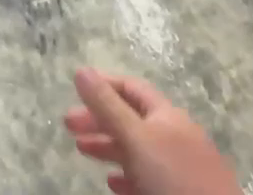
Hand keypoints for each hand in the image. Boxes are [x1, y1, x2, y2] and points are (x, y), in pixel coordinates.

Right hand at [64, 69, 241, 194]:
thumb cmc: (174, 180)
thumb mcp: (135, 139)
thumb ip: (107, 106)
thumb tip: (81, 69)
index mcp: (168, 116)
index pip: (131, 87)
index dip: (102, 85)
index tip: (74, 92)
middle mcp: (177, 136)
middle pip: (131, 118)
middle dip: (98, 119)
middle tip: (69, 126)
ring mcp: (183, 166)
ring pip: (138, 148)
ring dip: (108, 146)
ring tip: (83, 151)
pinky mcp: (184, 192)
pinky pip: (149, 175)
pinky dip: (127, 173)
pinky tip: (114, 184)